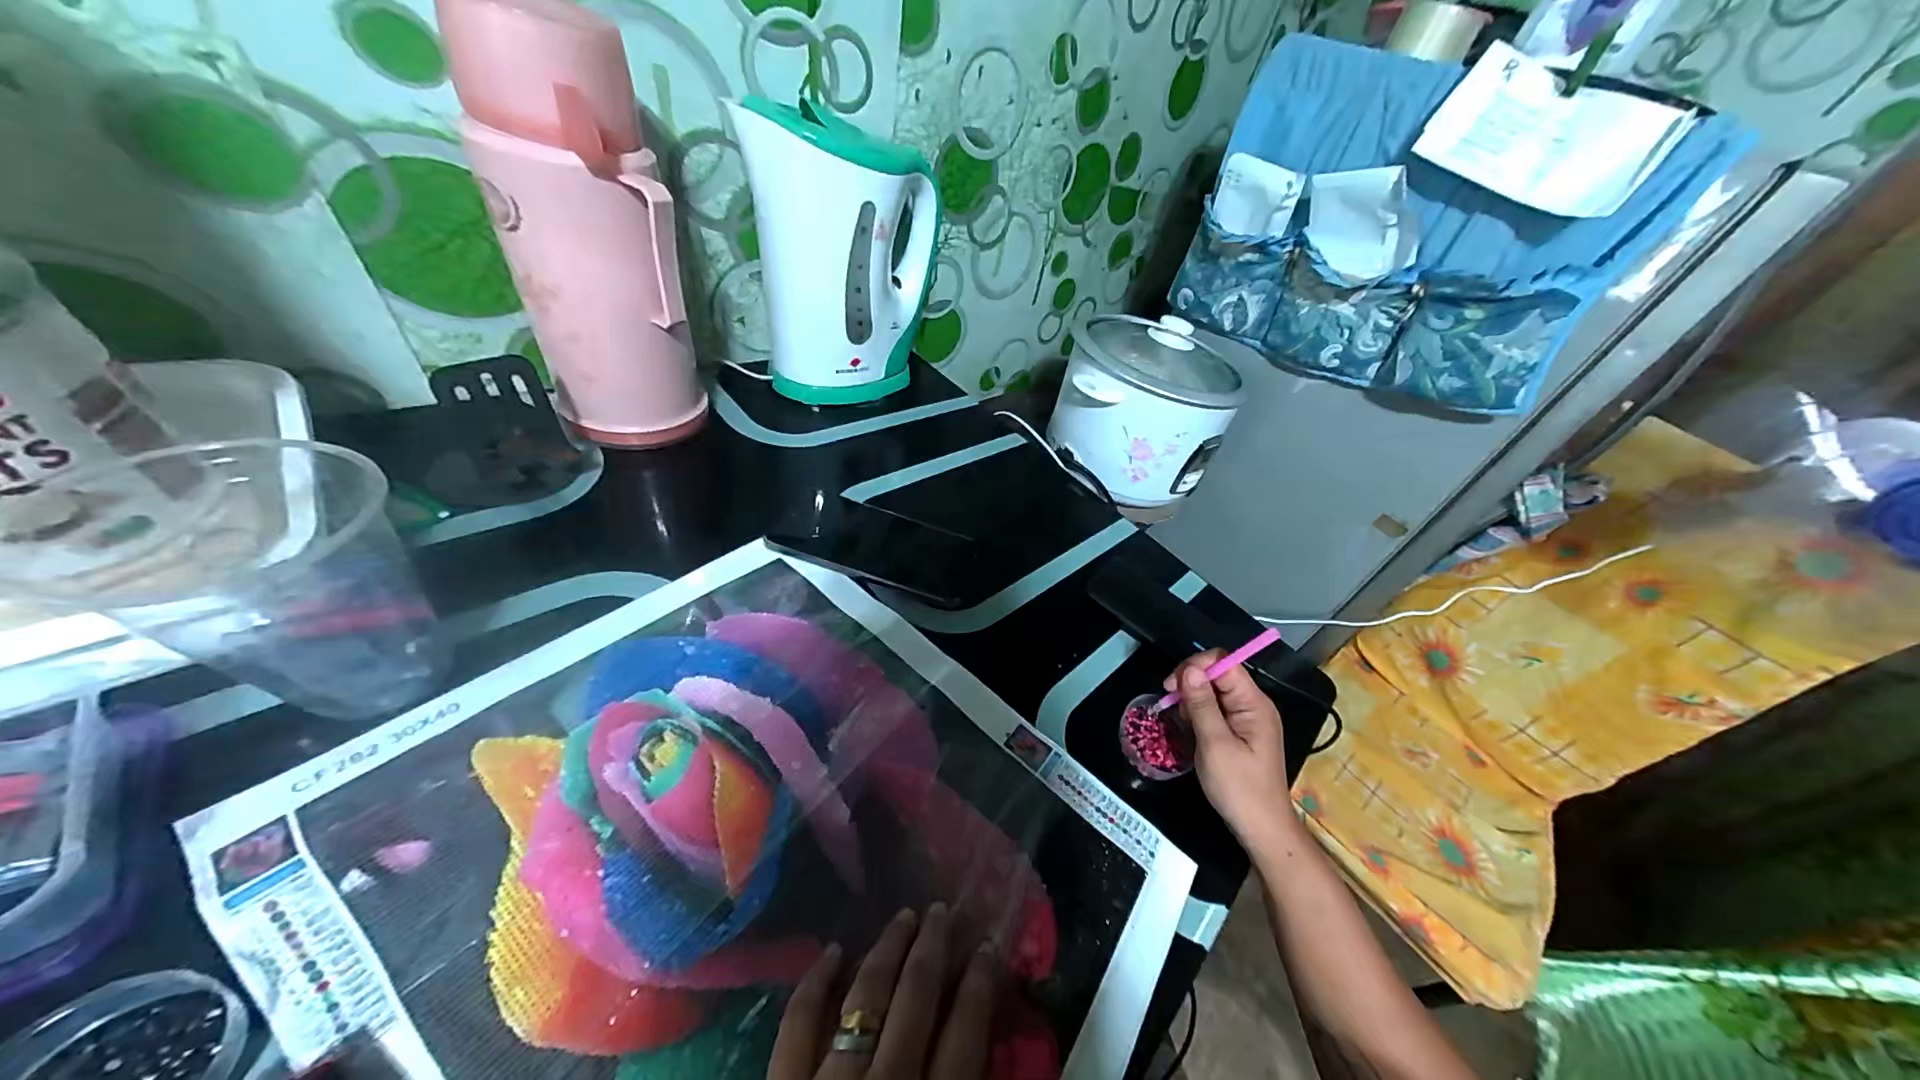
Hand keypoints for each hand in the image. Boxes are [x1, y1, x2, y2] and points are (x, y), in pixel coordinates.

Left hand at [768, 904, 997, 1079]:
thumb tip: (986, 1064)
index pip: (965, 1035)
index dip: (980, 985)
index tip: (988, 947)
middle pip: (917, 1000)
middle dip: (934, 950)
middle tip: (944, 911)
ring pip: (864, 996)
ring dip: (887, 951)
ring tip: (904, 916)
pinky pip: (797, 1023)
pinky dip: (814, 983)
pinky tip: (831, 951)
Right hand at [1167, 651, 1299, 850]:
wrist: (1261, 828)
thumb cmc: (1239, 788)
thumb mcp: (1215, 745)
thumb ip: (1201, 705)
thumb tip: (1190, 670)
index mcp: (1254, 704)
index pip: (1224, 663)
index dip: (1195, 666)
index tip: (1171, 686)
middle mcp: (1253, 705)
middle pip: (1218, 674)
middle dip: (1190, 684)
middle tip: (1171, 706)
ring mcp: (1247, 719)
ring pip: (1213, 692)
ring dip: (1192, 701)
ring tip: (1184, 725)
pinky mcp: (1240, 733)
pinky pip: (1216, 710)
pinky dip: (1199, 715)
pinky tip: (1191, 732)